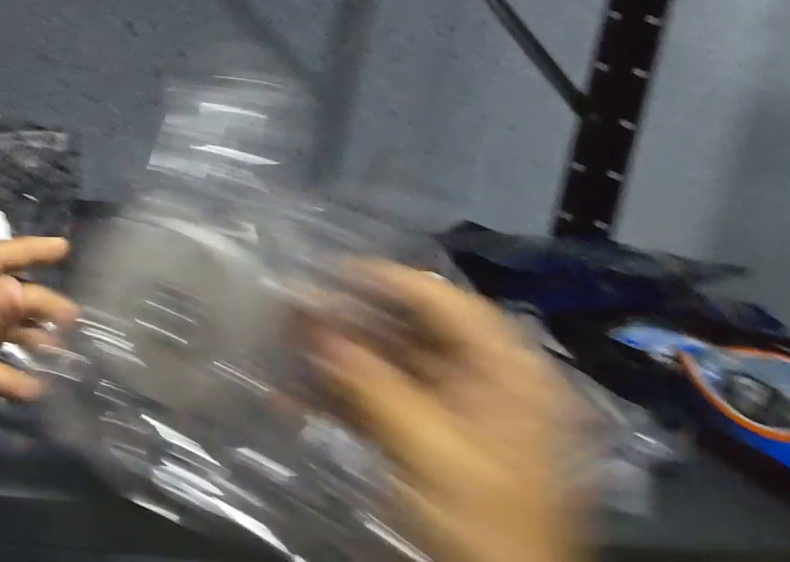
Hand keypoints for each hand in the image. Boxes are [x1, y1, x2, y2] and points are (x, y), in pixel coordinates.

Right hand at [313, 261, 587, 561]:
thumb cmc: (479, 518)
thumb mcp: (427, 448)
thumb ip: (371, 382)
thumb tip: (315, 327)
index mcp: (509, 374)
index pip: (447, 302)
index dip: (388, 280)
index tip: (327, 272)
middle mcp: (486, 380)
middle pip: (410, 329)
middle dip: (346, 321)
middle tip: (291, 311)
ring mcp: (458, 409)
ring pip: (387, 363)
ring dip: (333, 358)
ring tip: (281, 349)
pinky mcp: (430, 435)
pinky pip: (380, 397)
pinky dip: (338, 395)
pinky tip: (291, 397)